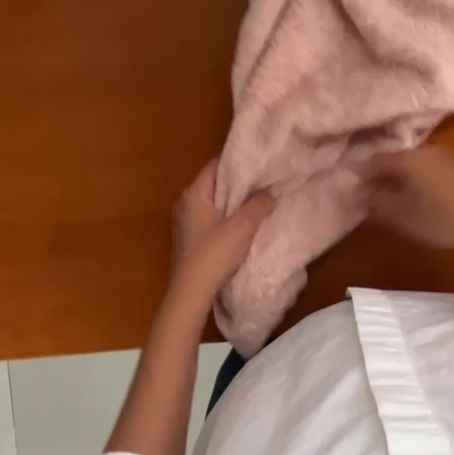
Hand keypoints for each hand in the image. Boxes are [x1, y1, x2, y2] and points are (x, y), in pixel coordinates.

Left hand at [170, 160, 274, 304]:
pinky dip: (224, 217)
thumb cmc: (214, 254)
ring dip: (232, 202)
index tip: (259, 163)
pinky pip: (208, 218)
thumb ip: (258, 205)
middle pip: (213, 184)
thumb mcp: (242, 227)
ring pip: (212, 203)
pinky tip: (241, 225)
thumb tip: (269, 193)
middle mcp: (184, 203)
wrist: (190, 292)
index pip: (215, 165)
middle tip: (263, 182)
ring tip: (256, 202)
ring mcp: (184, 222)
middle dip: (237, 183)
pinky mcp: (188, 239)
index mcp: (194, 193)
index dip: (238, 161)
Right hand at [362, 146, 453, 250]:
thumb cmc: (442, 218)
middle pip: (393, 161)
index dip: (361, 178)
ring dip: (399, 182)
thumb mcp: (403, 215)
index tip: (356, 197)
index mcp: (407, 158)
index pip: (373, 161)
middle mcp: (424, 150)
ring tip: (395, 205)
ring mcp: (443, 157)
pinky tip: (419, 202)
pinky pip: (427, 170)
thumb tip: (358, 194)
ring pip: (411, 165)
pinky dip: (417, 183)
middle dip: (381, 180)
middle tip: (373, 203)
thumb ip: (377, 203)